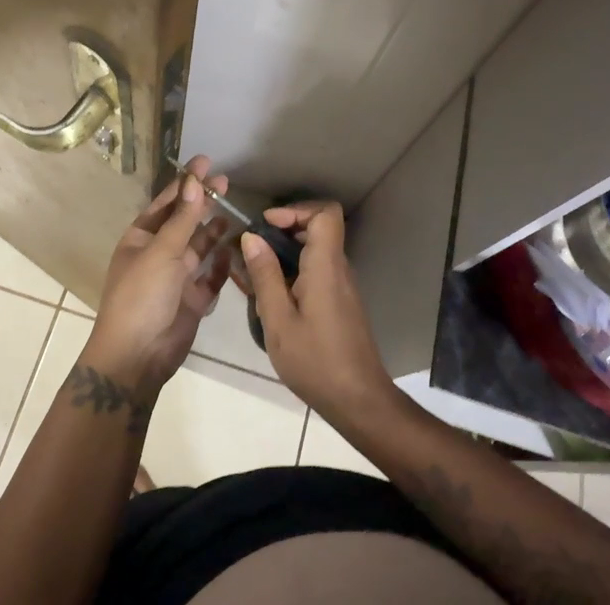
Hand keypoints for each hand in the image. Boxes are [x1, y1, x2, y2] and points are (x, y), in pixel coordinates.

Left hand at [80, 155, 231, 400]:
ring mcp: (176, 278)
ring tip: (235, 212)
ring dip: (214, 231)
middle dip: (204, 203)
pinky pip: (211, 278)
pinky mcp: (192, 300)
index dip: (186, 183)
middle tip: (227, 182)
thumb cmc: (142, 296)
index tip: (206, 162)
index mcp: (141, 239)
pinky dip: (222, 265)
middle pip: (185, 223)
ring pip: (199, 248)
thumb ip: (183, 219)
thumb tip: (194, 181)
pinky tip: (236, 250)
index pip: (167, 204)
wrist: (138, 355)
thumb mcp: (162, 252)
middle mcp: (158, 254)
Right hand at [240, 200, 400, 427]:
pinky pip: (317, 273)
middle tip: (252, 249)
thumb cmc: (315, 361)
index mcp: (326, 267)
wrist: (358, 400)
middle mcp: (339, 269)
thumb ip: (265, 276)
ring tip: (254, 275)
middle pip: (318, 229)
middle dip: (282, 231)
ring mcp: (342, 287)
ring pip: (315, 252)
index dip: (296, 209)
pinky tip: (271, 298)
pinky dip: (293, 273)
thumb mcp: (278, 320)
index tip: (266, 225)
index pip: (325, 214)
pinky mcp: (340, 303)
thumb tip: (251, 238)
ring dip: (285, 254)